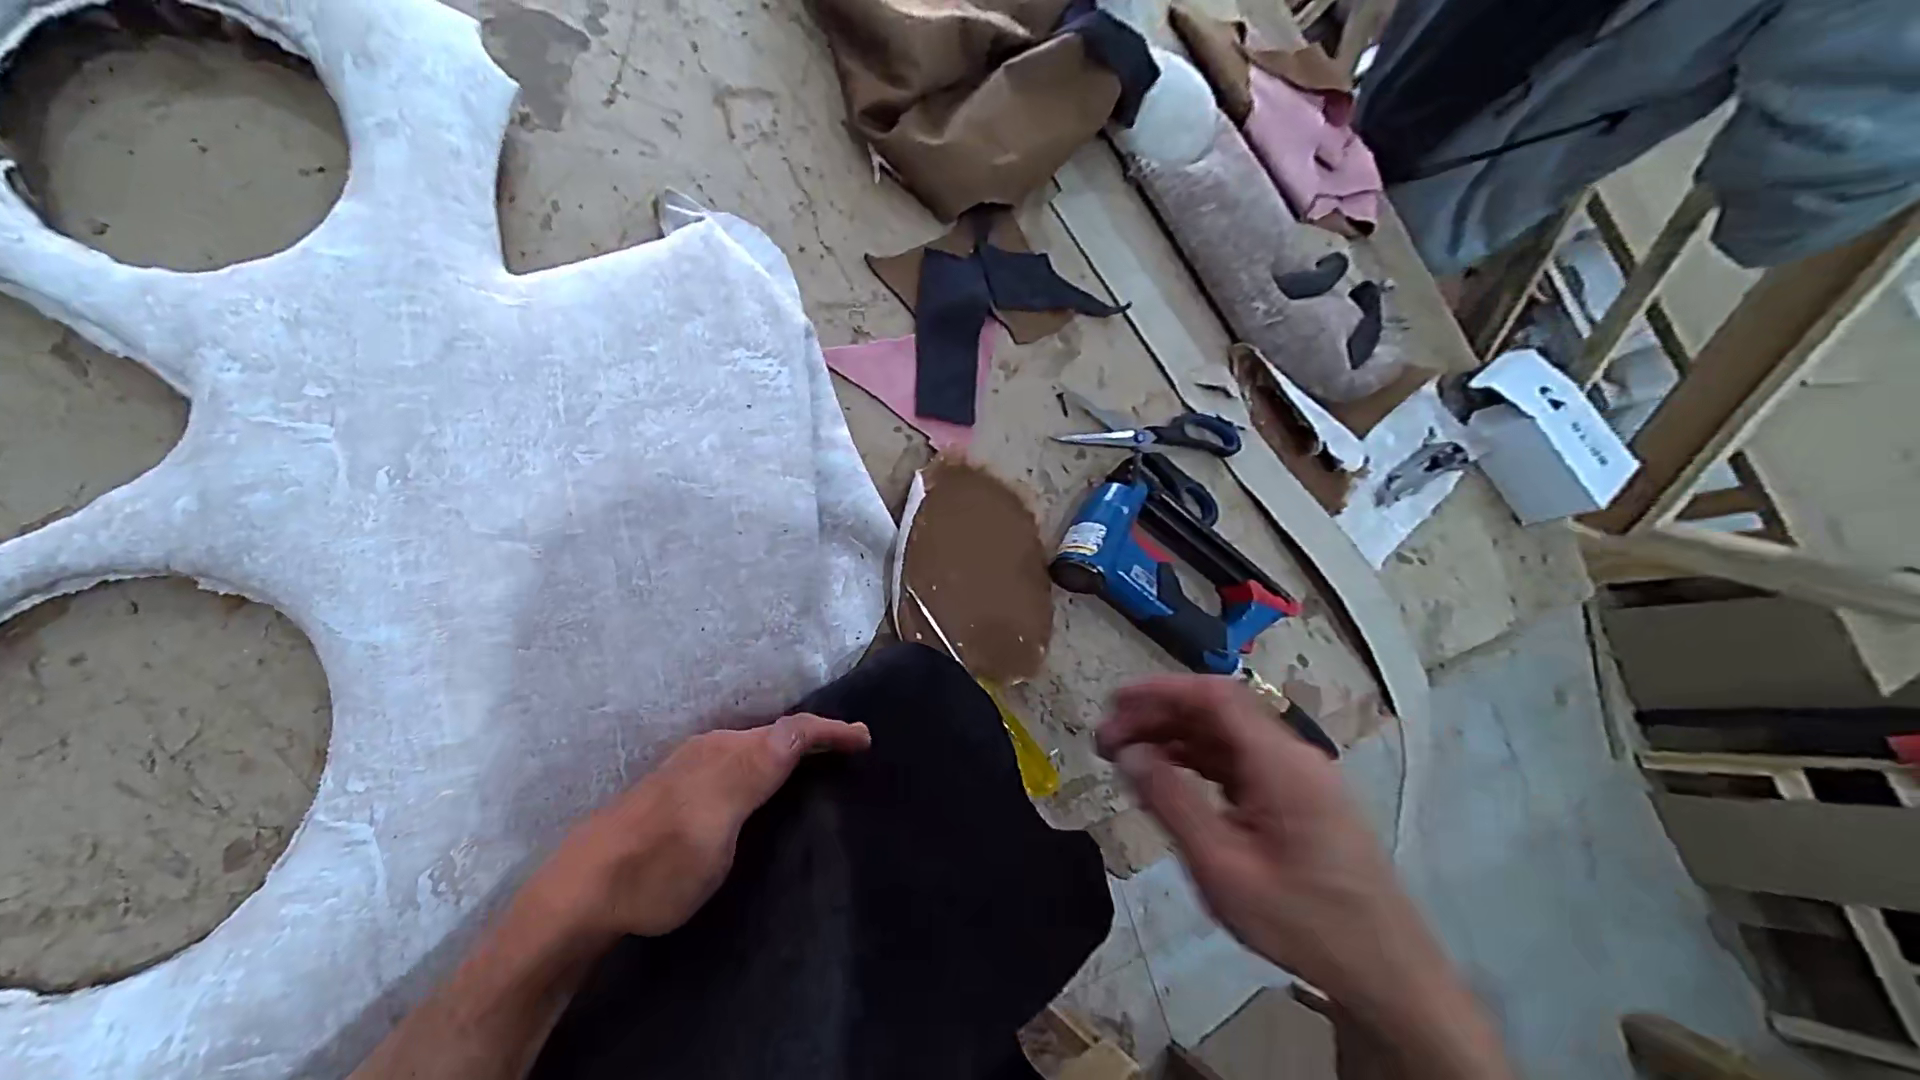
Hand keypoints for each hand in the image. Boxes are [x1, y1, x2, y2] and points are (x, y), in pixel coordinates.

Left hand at [523, 712, 870, 940]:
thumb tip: (793, 732)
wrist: (581, 891)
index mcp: (729, 757)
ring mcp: (692, 763)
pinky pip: (738, 755)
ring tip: (815, 762)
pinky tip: (763, 778)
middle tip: (846, 750)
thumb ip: (754, 776)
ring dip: (790, 746)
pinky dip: (765, 758)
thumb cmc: (659, 869)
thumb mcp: (715, 832)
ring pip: (755, 742)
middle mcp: (713, 748)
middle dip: (816, 736)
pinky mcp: (678, 781)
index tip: (864, 738)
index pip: (793, 732)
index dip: (832, 731)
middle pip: (777, 731)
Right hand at [1097, 677, 1510, 1078]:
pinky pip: (1241, 762)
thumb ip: (1172, 802)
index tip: (1114, 702)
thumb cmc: (1302, 922)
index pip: (1214, 696)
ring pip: (1227, 737)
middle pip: (1218, 713)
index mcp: (1281, 763)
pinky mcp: (1299, 798)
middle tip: (1108, 741)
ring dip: (1175, 738)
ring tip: (1128, 758)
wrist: (1388, 975)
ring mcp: (1299, 776)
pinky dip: (1199, 760)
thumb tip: (1129, 753)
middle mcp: (1292, 756)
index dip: (1160, 690)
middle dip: (1158, 716)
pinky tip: (1170, 777)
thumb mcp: (1223, 867)